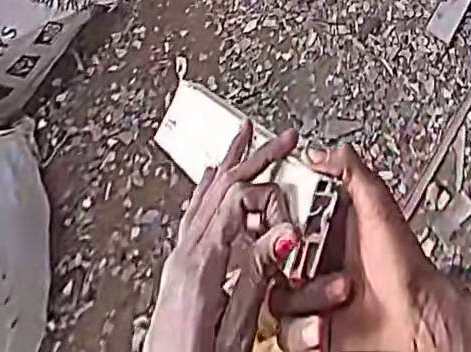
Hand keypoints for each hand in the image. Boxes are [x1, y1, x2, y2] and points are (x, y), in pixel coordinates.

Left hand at [145, 123, 302, 351]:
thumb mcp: (235, 332)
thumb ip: (257, 278)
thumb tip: (285, 233)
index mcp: (200, 263)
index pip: (239, 200)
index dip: (271, 204)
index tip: (292, 229)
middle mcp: (185, 254)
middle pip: (222, 185)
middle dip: (256, 156)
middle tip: (284, 138)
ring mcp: (178, 260)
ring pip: (207, 193)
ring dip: (231, 162)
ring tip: (246, 137)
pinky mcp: (178, 270)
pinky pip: (195, 212)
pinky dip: (210, 187)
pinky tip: (211, 179)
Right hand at [270, 146, 470, 351]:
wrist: (416, 323)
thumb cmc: (404, 266)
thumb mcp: (376, 203)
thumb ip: (348, 170)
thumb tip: (318, 151)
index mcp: (328, 225)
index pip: (284, 215)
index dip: (276, 217)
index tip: (278, 216)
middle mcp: (316, 259)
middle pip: (273, 255)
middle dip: (283, 258)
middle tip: (302, 257)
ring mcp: (312, 295)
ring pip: (276, 294)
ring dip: (305, 296)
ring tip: (339, 290)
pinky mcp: (310, 331)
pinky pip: (285, 331)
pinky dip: (303, 329)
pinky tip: (325, 323)